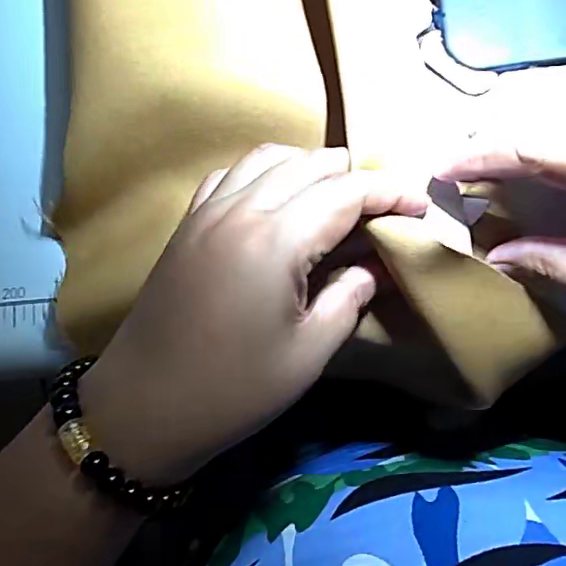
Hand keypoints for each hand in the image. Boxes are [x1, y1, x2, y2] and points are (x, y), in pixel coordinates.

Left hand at [79, 146, 428, 484]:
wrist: (144, 408)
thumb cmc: (235, 389)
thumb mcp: (310, 352)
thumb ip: (350, 296)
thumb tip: (373, 266)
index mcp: (275, 241)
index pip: (346, 193)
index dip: (390, 192)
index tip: (421, 204)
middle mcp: (240, 210)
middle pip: (311, 164)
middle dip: (356, 177)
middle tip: (385, 208)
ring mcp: (208, 212)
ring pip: (270, 157)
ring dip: (312, 168)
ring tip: (338, 198)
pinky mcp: (188, 224)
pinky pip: (233, 174)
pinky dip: (267, 173)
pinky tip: (280, 199)